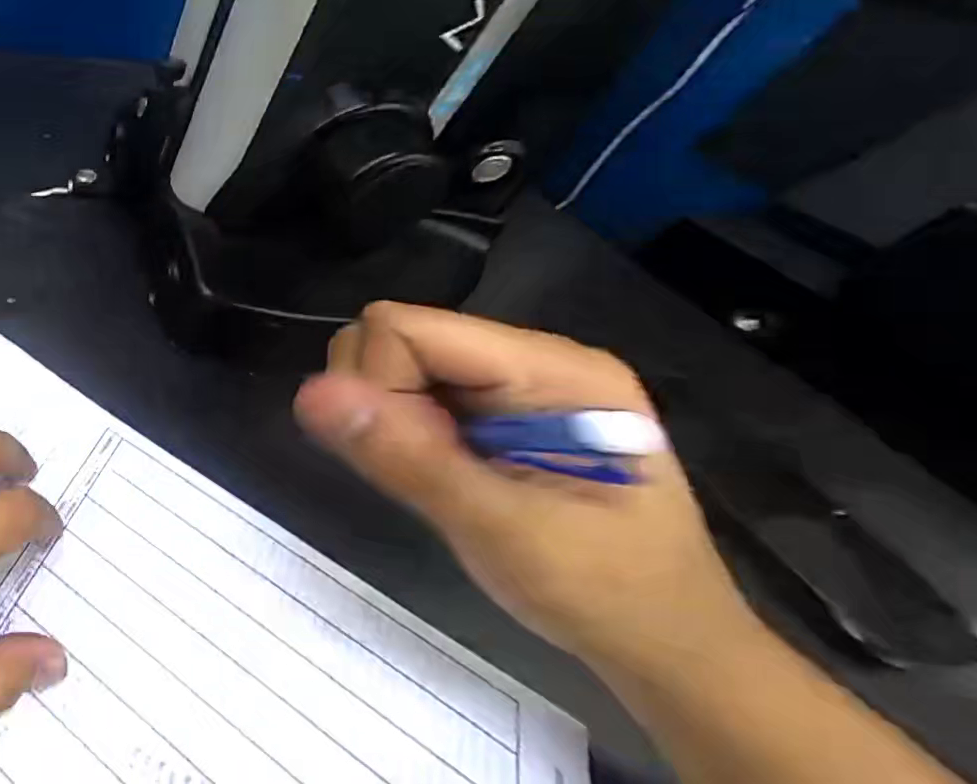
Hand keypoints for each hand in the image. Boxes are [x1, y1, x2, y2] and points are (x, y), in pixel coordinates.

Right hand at [292, 303, 761, 673]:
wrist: (666, 648)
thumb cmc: (604, 593)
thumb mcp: (501, 531)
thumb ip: (406, 457)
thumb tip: (310, 392)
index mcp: (549, 367)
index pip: (406, 329)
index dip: (377, 385)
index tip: (403, 455)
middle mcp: (525, 356)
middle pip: (395, 334)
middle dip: (380, 398)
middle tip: (424, 468)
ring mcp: (507, 380)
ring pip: (394, 360)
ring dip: (388, 416)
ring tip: (436, 474)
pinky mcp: (489, 406)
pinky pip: (410, 389)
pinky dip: (398, 428)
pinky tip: (435, 468)